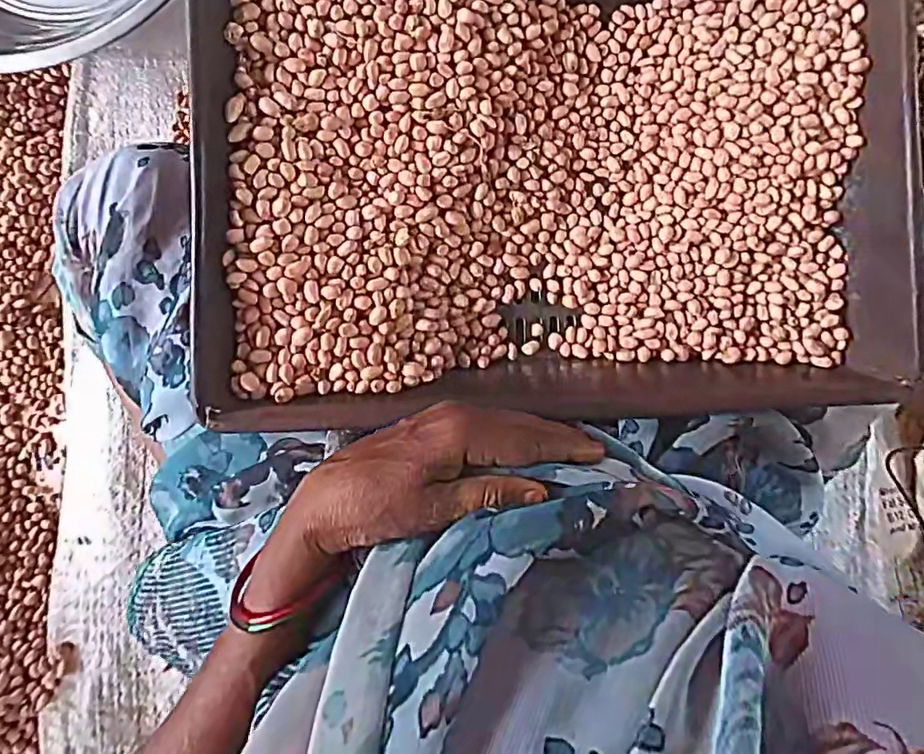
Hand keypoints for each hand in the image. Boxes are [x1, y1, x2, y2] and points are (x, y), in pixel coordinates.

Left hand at [239, 402, 604, 611]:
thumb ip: (487, 493)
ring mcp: (441, 415)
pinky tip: (523, 447)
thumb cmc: (374, 506)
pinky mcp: (432, 424)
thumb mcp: (433, 508)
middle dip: (558, 438)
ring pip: (504, 422)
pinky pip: (486, 425)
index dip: (563, 447)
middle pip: (519, 424)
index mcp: (458, 431)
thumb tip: (539, 489)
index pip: (525, 439)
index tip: (598, 455)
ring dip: (537, 435)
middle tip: (596, 452)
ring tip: (569, 449)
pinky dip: (513, 436)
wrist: (325, 498)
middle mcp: (454, 414)